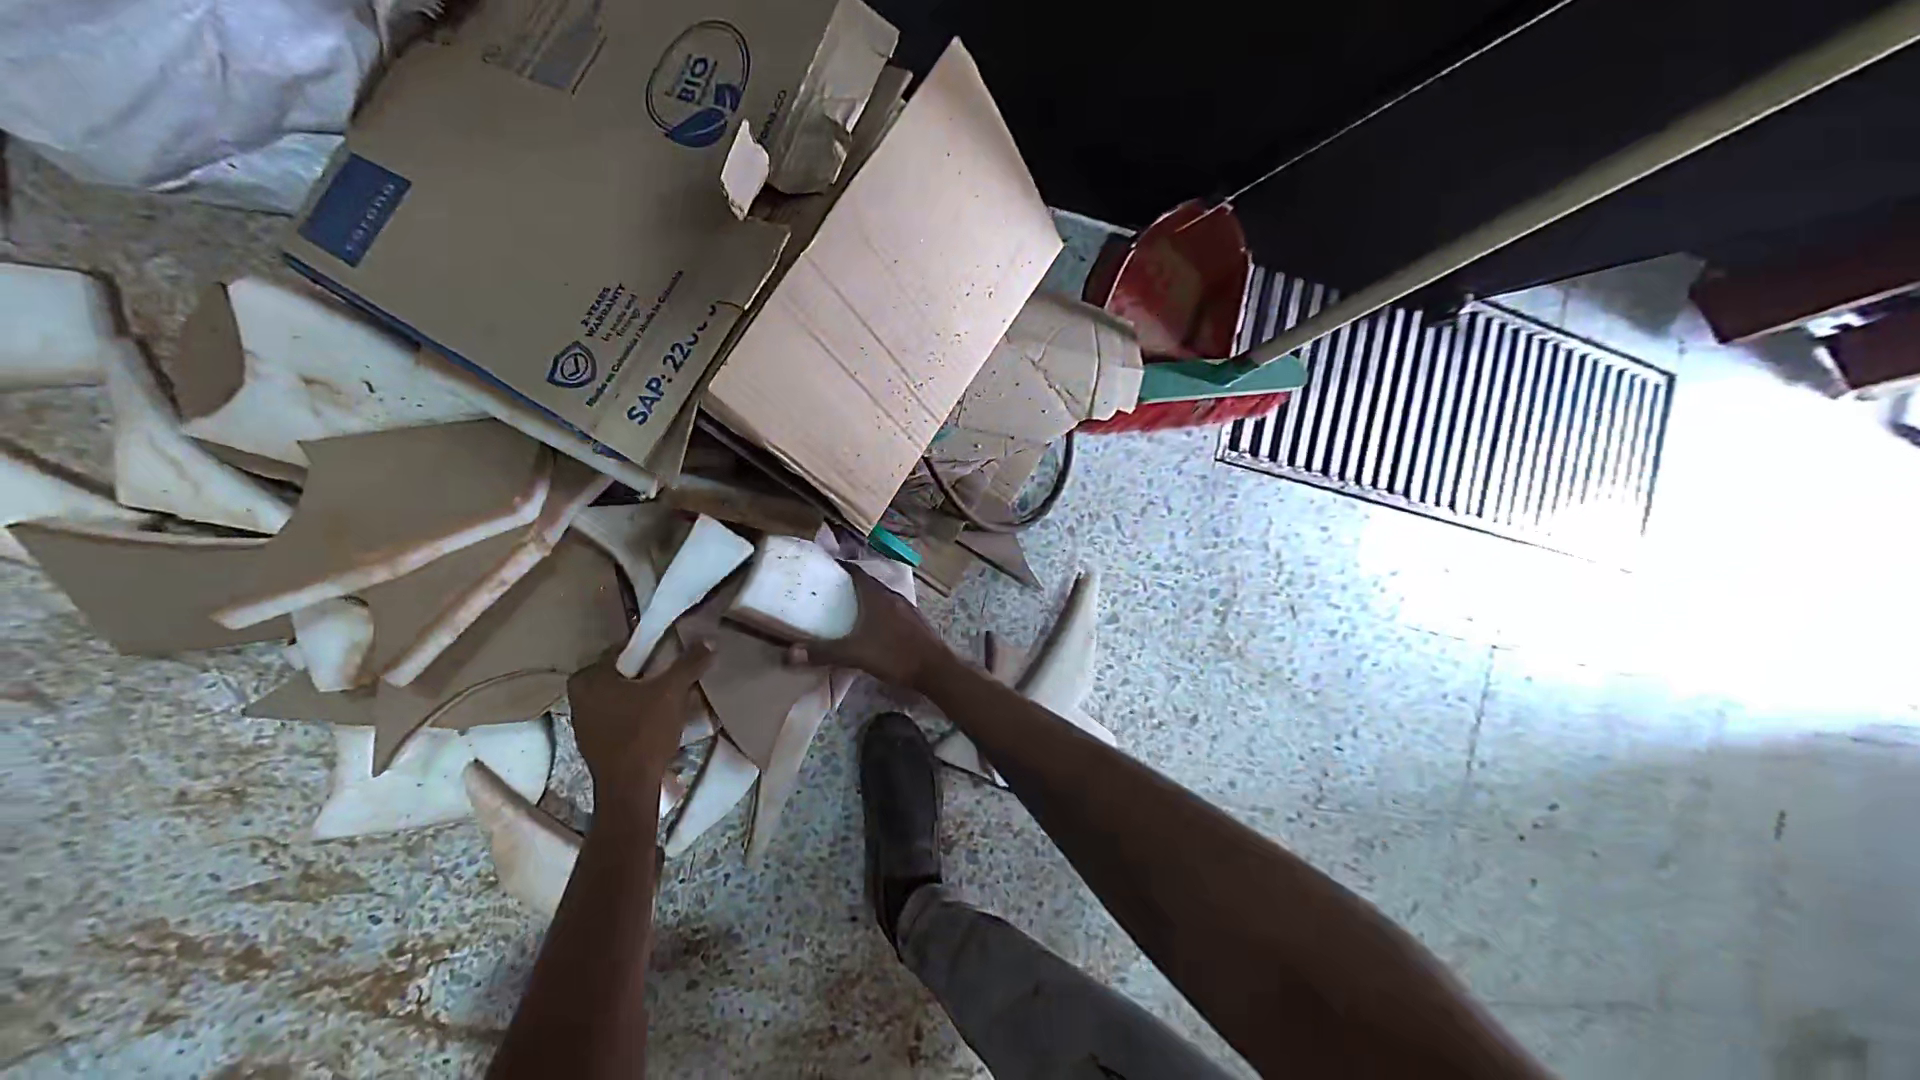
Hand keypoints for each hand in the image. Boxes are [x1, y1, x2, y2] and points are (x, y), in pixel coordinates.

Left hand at [566, 641, 713, 817]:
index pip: (624, 650)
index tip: (675, 656)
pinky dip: (637, 715)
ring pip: (622, 697)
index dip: (653, 650)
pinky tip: (658, 721)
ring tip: (673, 698)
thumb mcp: (672, 692)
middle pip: (624, 674)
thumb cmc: (644, 731)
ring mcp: (584, 723)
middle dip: (650, 674)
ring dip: (645, 695)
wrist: (630, 787)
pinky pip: (620, 717)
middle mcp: (578, 697)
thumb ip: (689, 663)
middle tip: (676, 677)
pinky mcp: (594, 743)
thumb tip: (707, 641)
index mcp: (588, 678)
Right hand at [787, 564, 950, 690]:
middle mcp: (893, 597)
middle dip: (851, 585)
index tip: (825, 569)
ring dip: (868, 600)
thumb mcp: (855, 654)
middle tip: (832, 592)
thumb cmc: (894, 655)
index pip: (857, 572)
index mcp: (877, 596)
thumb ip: (823, 652)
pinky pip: (894, 611)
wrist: (936, 669)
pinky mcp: (917, 623)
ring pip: (883, 598)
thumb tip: (789, 653)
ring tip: (850, 609)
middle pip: (869, 584)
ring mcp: (908, 609)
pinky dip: (881, 613)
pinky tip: (875, 628)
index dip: (841, 568)